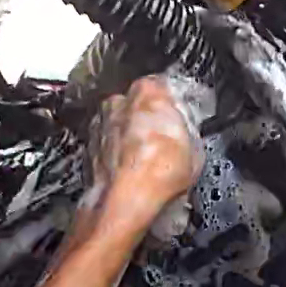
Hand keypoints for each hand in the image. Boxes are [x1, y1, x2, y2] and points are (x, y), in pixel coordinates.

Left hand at [84, 75, 204, 232]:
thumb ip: (189, 128)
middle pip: (141, 103)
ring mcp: (101, 122)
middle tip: (171, 138)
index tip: (189, 114)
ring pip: (122, 122)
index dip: (181, 103)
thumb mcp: (197, 147)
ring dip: (134, 133)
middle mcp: (121, 101)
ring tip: (152, 157)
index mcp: (150, 91)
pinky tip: (135, 168)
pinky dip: (120, 151)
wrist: (125, 200)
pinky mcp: (88, 145)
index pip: (169, 86)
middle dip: (154, 117)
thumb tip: (189, 129)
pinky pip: (109, 141)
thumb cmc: (159, 172)